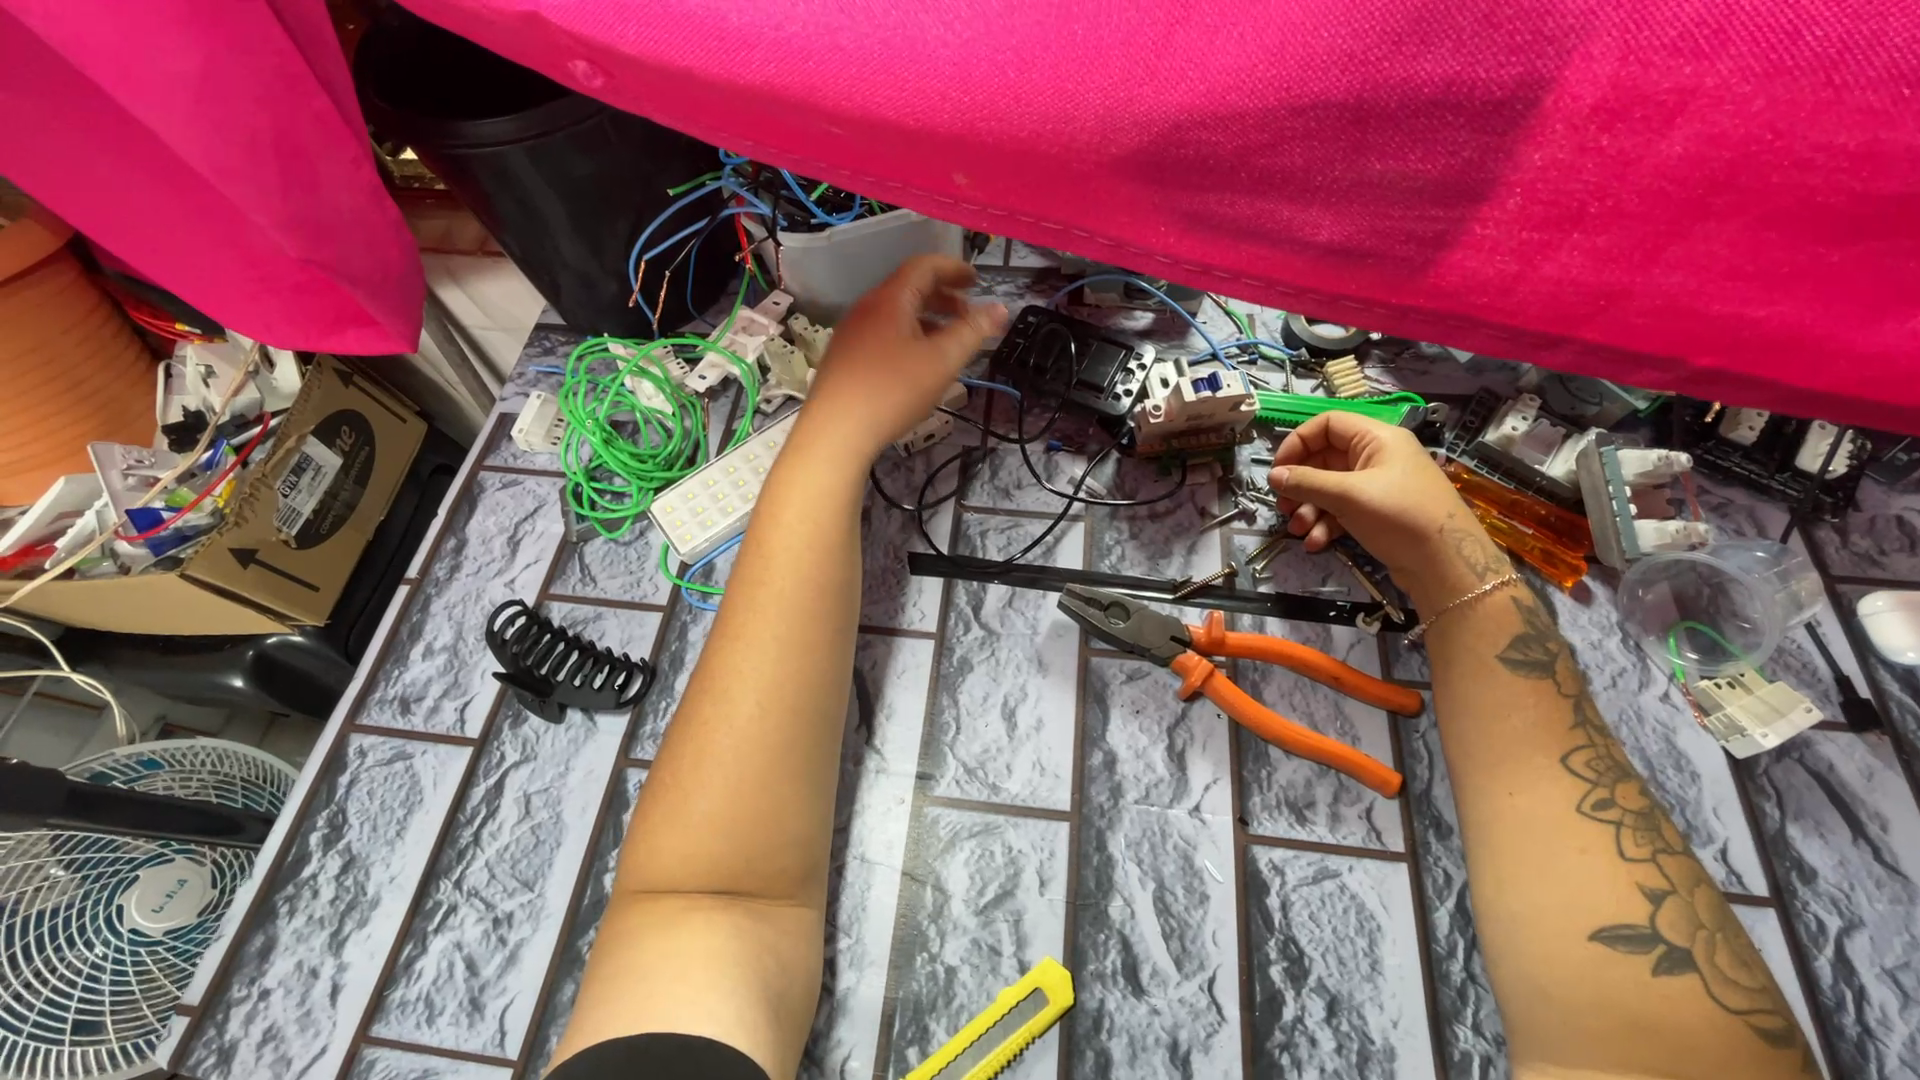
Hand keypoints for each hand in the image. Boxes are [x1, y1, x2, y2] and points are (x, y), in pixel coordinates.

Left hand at [797, 255, 1007, 460]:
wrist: (835, 432)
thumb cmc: (892, 391)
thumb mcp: (942, 361)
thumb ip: (972, 332)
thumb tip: (999, 309)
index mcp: (890, 300)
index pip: (924, 267)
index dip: (954, 269)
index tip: (976, 280)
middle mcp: (867, 309)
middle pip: (909, 290)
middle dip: (943, 298)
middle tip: (967, 316)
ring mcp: (852, 333)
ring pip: (896, 315)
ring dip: (927, 321)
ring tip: (947, 344)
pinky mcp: (845, 358)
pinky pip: (883, 335)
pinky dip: (908, 337)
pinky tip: (917, 367)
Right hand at [1266, 412, 1509, 609]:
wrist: (1445, 564)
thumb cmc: (1399, 516)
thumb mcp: (1348, 495)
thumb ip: (1307, 482)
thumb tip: (1273, 476)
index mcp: (1377, 439)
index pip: (1327, 425)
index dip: (1298, 443)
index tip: (1278, 470)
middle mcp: (1377, 457)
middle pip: (1324, 459)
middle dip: (1300, 484)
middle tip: (1284, 506)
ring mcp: (1377, 486)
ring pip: (1330, 488)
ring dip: (1309, 509)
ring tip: (1299, 530)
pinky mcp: (1377, 513)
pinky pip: (1341, 510)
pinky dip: (1326, 524)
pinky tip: (1316, 543)